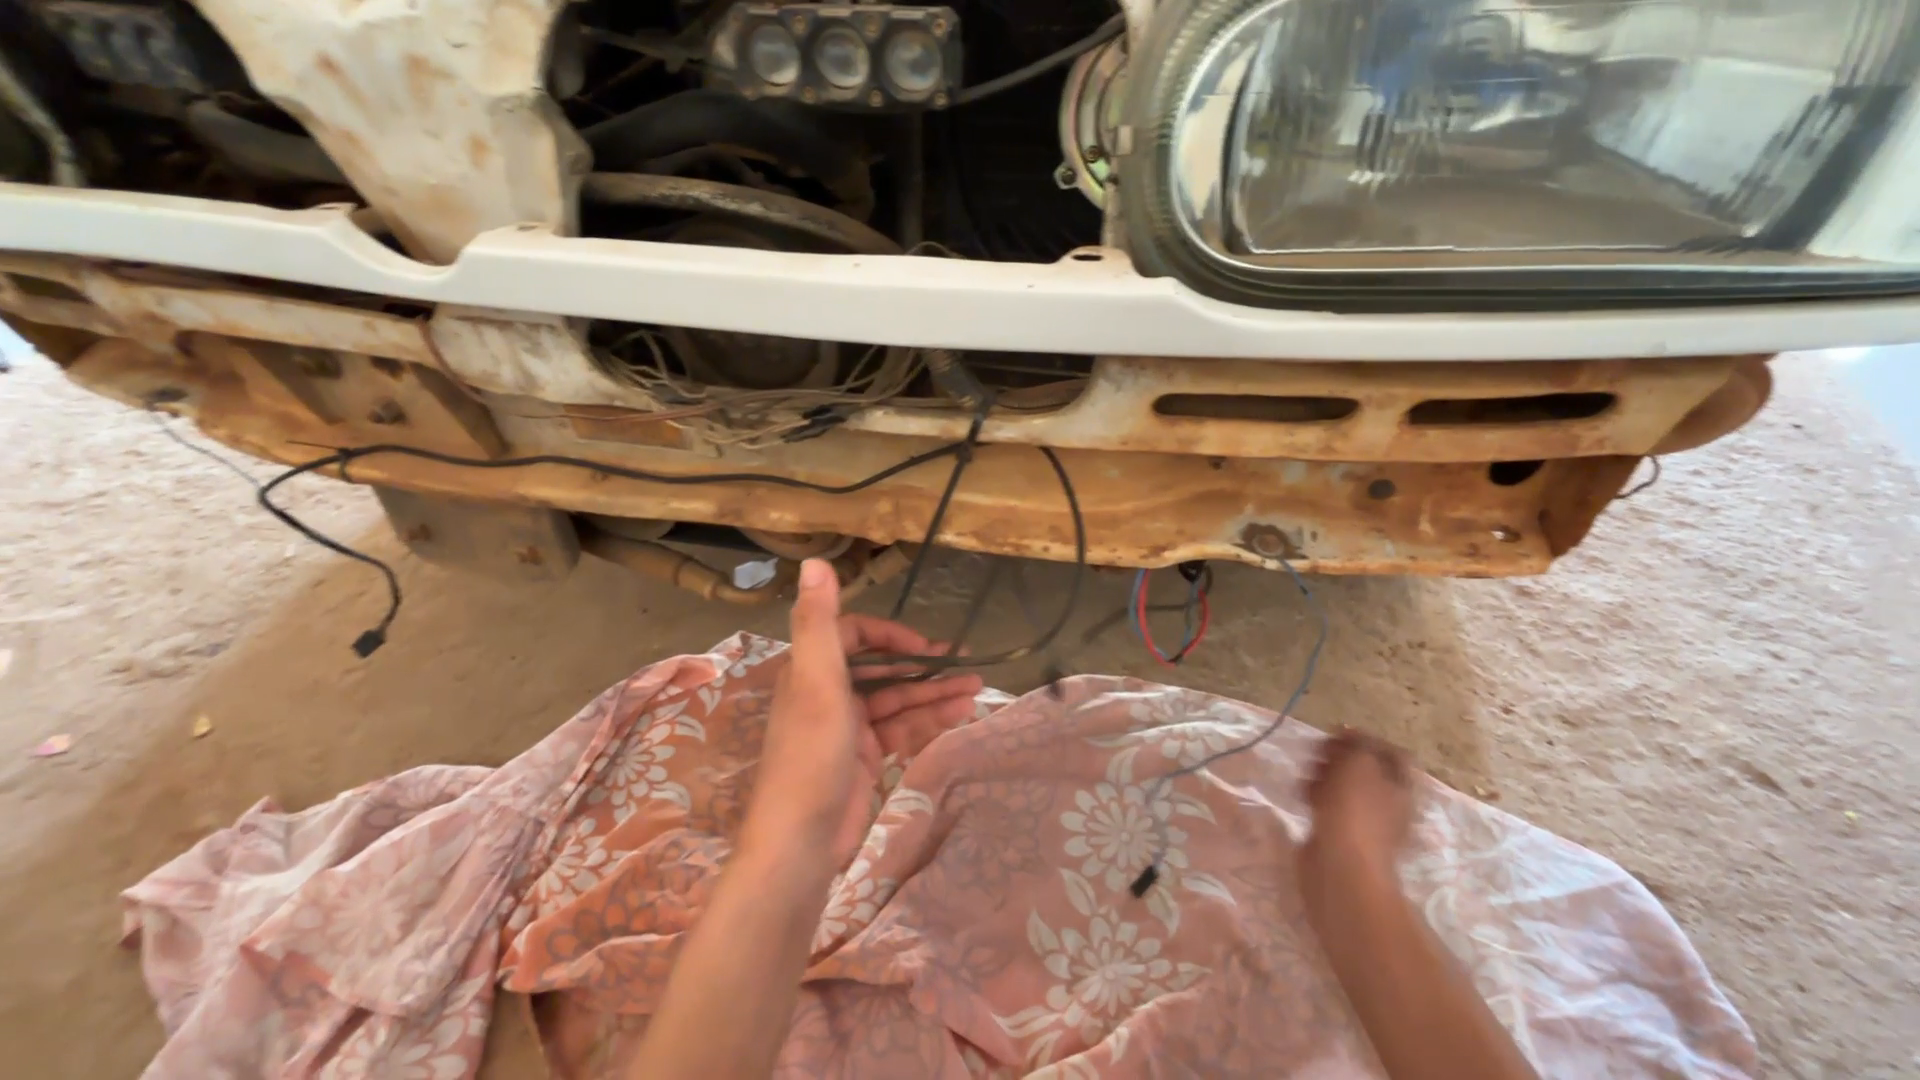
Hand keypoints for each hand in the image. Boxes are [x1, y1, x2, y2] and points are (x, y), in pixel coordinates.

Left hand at [742, 559, 983, 868]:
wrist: (801, 842)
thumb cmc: (811, 757)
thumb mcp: (817, 684)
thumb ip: (819, 623)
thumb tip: (814, 562)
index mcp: (811, 671)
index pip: (854, 635)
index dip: (891, 635)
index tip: (925, 646)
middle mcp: (829, 694)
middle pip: (883, 669)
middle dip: (924, 666)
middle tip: (967, 664)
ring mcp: (848, 728)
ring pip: (898, 700)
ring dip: (935, 693)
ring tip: (977, 690)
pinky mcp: (864, 758)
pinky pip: (901, 729)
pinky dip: (928, 721)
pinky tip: (960, 716)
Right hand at [1300, 729, 1416, 897]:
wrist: (1339, 867)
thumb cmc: (1354, 812)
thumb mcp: (1360, 764)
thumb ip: (1358, 744)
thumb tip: (1350, 733)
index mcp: (1401, 786)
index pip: (1392, 753)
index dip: (1367, 740)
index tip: (1339, 735)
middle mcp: (1388, 803)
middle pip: (1365, 770)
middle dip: (1341, 758)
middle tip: (1319, 753)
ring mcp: (1364, 821)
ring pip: (1344, 788)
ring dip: (1325, 776)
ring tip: (1307, 774)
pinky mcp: (1340, 835)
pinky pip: (1329, 808)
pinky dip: (1317, 798)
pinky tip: (1303, 795)